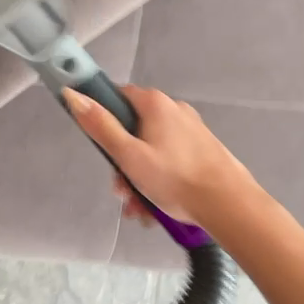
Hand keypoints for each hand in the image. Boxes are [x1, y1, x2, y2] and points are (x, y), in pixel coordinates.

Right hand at [62, 85, 253, 225]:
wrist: (231, 207)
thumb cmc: (175, 178)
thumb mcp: (128, 155)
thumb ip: (100, 126)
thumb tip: (72, 94)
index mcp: (155, 104)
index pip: (118, 95)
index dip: (103, 116)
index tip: (99, 144)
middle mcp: (174, 111)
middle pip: (133, 130)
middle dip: (121, 163)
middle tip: (120, 190)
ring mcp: (191, 132)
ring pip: (151, 151)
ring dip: (137, 179)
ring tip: (137, 209)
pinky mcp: (203, 152)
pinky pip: (169, 162)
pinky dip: (158, 182)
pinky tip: (154, 209)